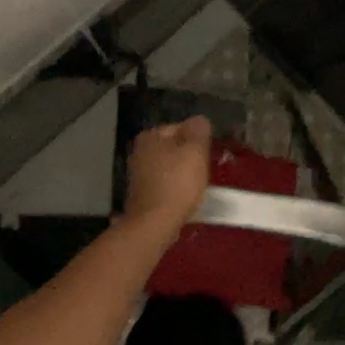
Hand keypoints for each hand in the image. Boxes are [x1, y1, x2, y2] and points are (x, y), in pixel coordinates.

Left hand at [123, 117, 211, 231]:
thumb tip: (199, 120)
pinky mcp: (141, 195)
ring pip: (170, 167)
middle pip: (174, 148)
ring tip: (196, 186)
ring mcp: (137, 175)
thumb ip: (199, 130)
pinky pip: (165, 184)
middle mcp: (139, 152)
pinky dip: (175, 188)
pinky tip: (184, 198)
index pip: (181, 128)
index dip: (198, 140)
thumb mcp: (195, 151)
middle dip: (189, 157)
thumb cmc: (177, 183)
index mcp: (149, 136)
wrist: (155, 223)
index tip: (207, 155)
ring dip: (183, 174)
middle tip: (204, 170)